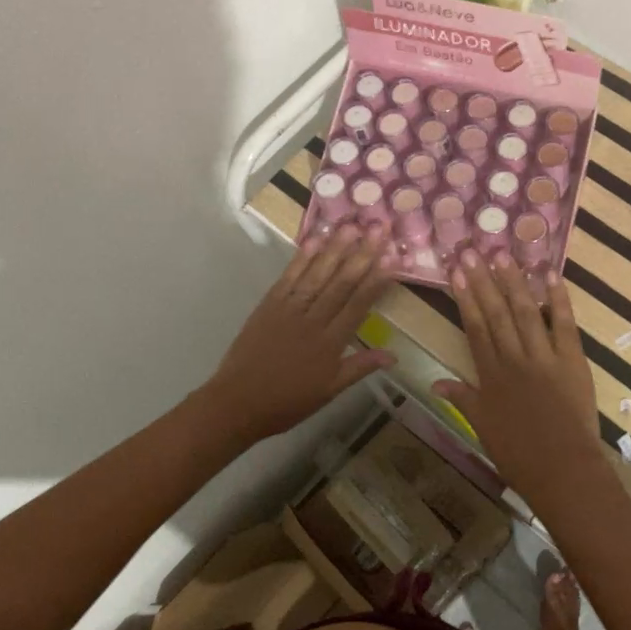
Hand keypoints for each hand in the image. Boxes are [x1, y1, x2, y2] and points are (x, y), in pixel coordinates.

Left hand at [202, 226, 397, 441]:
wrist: (237, 403)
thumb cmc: (287, 402)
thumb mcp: (328, 391)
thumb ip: (360, 368)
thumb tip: (393, 355)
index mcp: (330, 344)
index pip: (358, 306)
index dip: (376, 282)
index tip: (392, 259)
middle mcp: (312, 321)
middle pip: (340, 283)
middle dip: (361, 255)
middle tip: (378, 229)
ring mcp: (288, 310)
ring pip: (316, 275)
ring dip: (335, 248)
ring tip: (352, 226)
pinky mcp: (268, 305)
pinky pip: (289, 277)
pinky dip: (302, 258)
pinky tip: (315, 239)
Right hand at [432, 250, 606, 500]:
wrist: (562, 469)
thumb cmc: (518, 454)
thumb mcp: (483, 428)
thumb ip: (462, 400)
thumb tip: (435, 384)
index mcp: (490, 375)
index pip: (475, 328)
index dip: (465, 298)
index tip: (456, 272)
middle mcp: (514, 359)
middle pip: (496, 313)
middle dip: (483, 280)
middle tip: (473, 251)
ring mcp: (544, 357)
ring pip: (525, 312)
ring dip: (514, 282)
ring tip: (503, 255)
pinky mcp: (572, 360)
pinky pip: (564, 324)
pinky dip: (558, 299)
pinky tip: (550, 275)